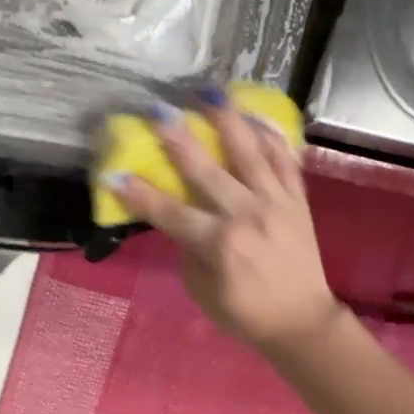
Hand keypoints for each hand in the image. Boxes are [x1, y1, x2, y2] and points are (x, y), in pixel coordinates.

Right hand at [111, 97, 341, 348]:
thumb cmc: (243, 313)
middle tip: (158, 110)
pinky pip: (284, 158)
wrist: (299, 320)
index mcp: (218, 244)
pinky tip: (254, 116)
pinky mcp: (297, 198)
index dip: (139, 195)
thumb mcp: (202, 289)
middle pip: (206, 170)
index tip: (114, 175)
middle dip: (178, 139)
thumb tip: (181, 220)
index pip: (169, 213)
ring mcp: (276, 202)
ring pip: (249, 151)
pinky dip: (269, 134)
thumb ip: (189, 251)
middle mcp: (247, 215)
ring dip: (227, 119)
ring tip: (210, 93)